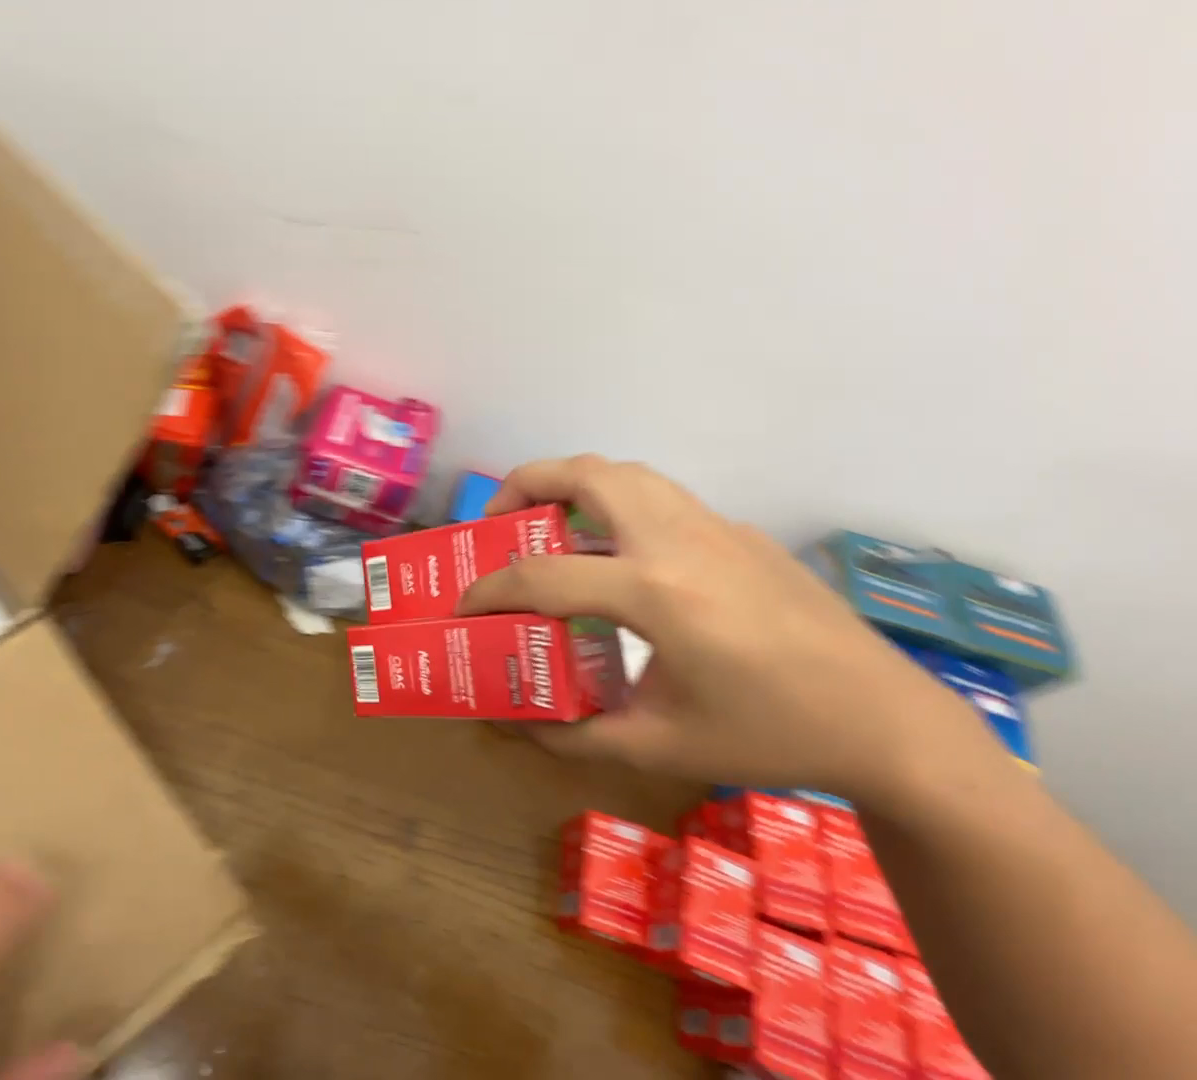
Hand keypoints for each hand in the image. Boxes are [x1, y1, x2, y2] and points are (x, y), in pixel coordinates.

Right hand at [458, 456, 999, 808]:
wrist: (886, 725)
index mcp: (657, 592)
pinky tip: (621, 568)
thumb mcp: (657, 745)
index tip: (462, 609)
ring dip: (575, 487)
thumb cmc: (769, 737)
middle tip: (498, 526)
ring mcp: (720, 530)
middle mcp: (683, 542)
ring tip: (549, 530)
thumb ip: (572, 733)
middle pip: (590, 474)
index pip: (542, 575)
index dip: (488, 591)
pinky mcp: (744, 537)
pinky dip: (619, 512)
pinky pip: (664, 502)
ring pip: (630, 474)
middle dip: (526, 485)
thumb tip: (512, 723)